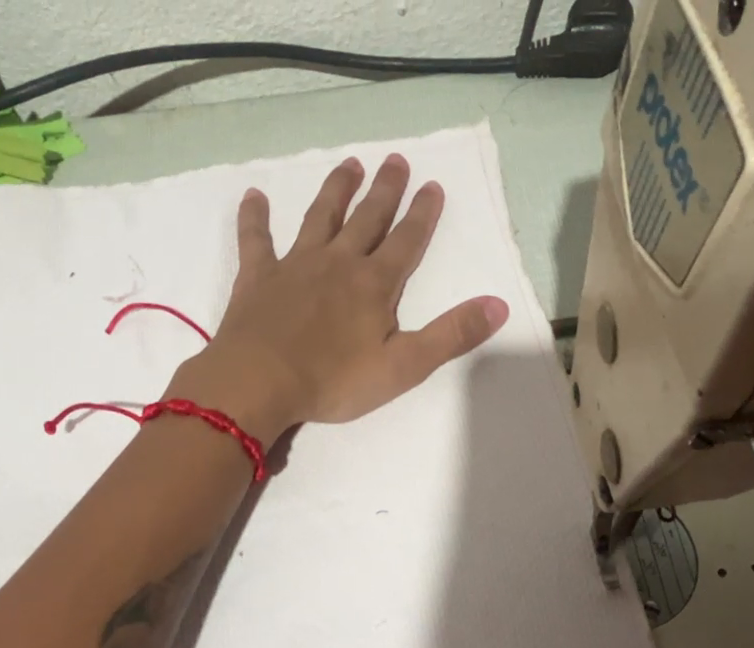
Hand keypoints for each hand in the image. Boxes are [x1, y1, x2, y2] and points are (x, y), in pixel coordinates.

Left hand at [167, 154, 509, 445]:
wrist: (260, 382)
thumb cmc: (335, 381)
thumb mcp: (404, 366)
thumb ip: (451, 335)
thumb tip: (498, 305)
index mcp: (375, 285)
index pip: (407, 241)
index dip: (422, 214)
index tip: (433, 185)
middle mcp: (338, 263)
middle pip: (367, 219)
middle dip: (384, 190)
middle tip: (395, 160)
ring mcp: (295, 265)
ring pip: (320, 217)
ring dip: (336, 190)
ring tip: (349, 164)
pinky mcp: (257, 277)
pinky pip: (256, 238)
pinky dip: (255, 217)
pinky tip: (254, 196)